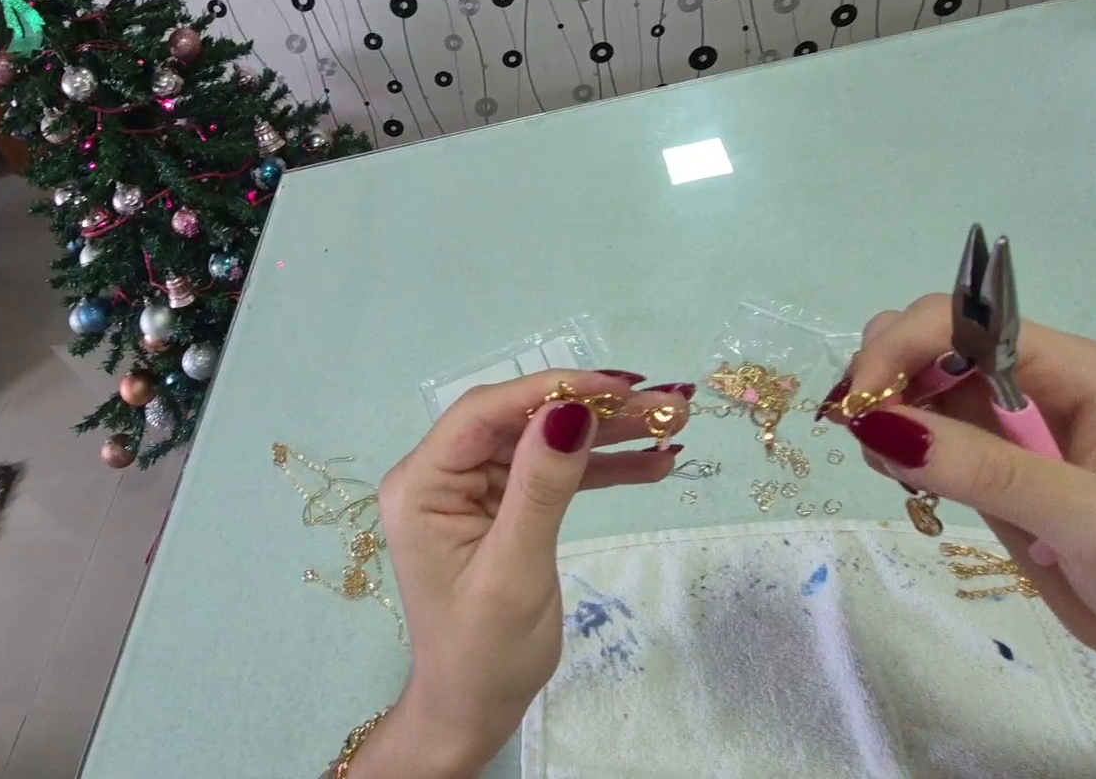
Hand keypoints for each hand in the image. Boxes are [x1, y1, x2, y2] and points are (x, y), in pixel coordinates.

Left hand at [342, 371, 690, 778]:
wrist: (474, 709)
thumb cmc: (482, 652)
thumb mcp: (514, 572)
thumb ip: (541, 488)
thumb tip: (571, 410)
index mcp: (422, 482)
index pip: (484, 413)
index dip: (550, 390)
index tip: (616, 385)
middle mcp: (442, 472)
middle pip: (521, 421)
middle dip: (593, 410)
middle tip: (664, 402)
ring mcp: (474, 486)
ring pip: (544, 440)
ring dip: (608, 435)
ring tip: (673, 421)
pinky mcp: (502, 502)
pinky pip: (554, 473)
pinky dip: (602, 469)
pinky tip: (654, 462)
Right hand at [840, 294, 1095, 778]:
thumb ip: (988, 470)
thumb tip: (874, 423)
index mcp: (1073, 370)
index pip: (960, 321)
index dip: (899, 346)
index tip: (859, 404)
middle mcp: (1031, 380)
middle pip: (924, 338)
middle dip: (881, 374)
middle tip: (859, 432)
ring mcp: (1004, 420)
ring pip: (911, 380)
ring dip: (880, 410)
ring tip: (887, 467)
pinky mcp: (984, 459)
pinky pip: (915, 426)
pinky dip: (889, 442)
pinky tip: (902, 479)